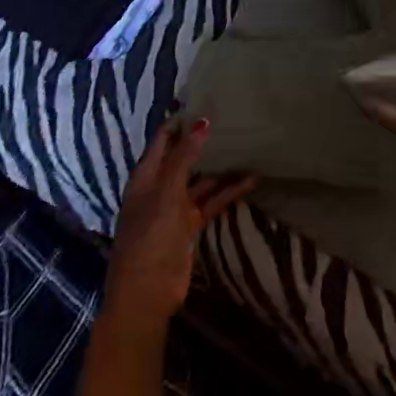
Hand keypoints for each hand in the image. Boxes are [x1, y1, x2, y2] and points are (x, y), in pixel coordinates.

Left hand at [107, 119, 255, 320]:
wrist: (147, 292)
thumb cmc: (151, 236)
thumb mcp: (167, 193)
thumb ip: (185, 157)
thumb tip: (202, 122)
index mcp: (145, 179)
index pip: (161, 143)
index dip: (178, 124)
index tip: (203, 103)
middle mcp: (158, 190)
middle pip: (182, 160)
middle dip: (202, 143)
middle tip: (230, 120)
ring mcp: (174, 209)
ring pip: (200, 181)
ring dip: (220, 168)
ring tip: (246, 147)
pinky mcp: (189, 227)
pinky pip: (211, 202)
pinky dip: (228, 192)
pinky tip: (251, 180)